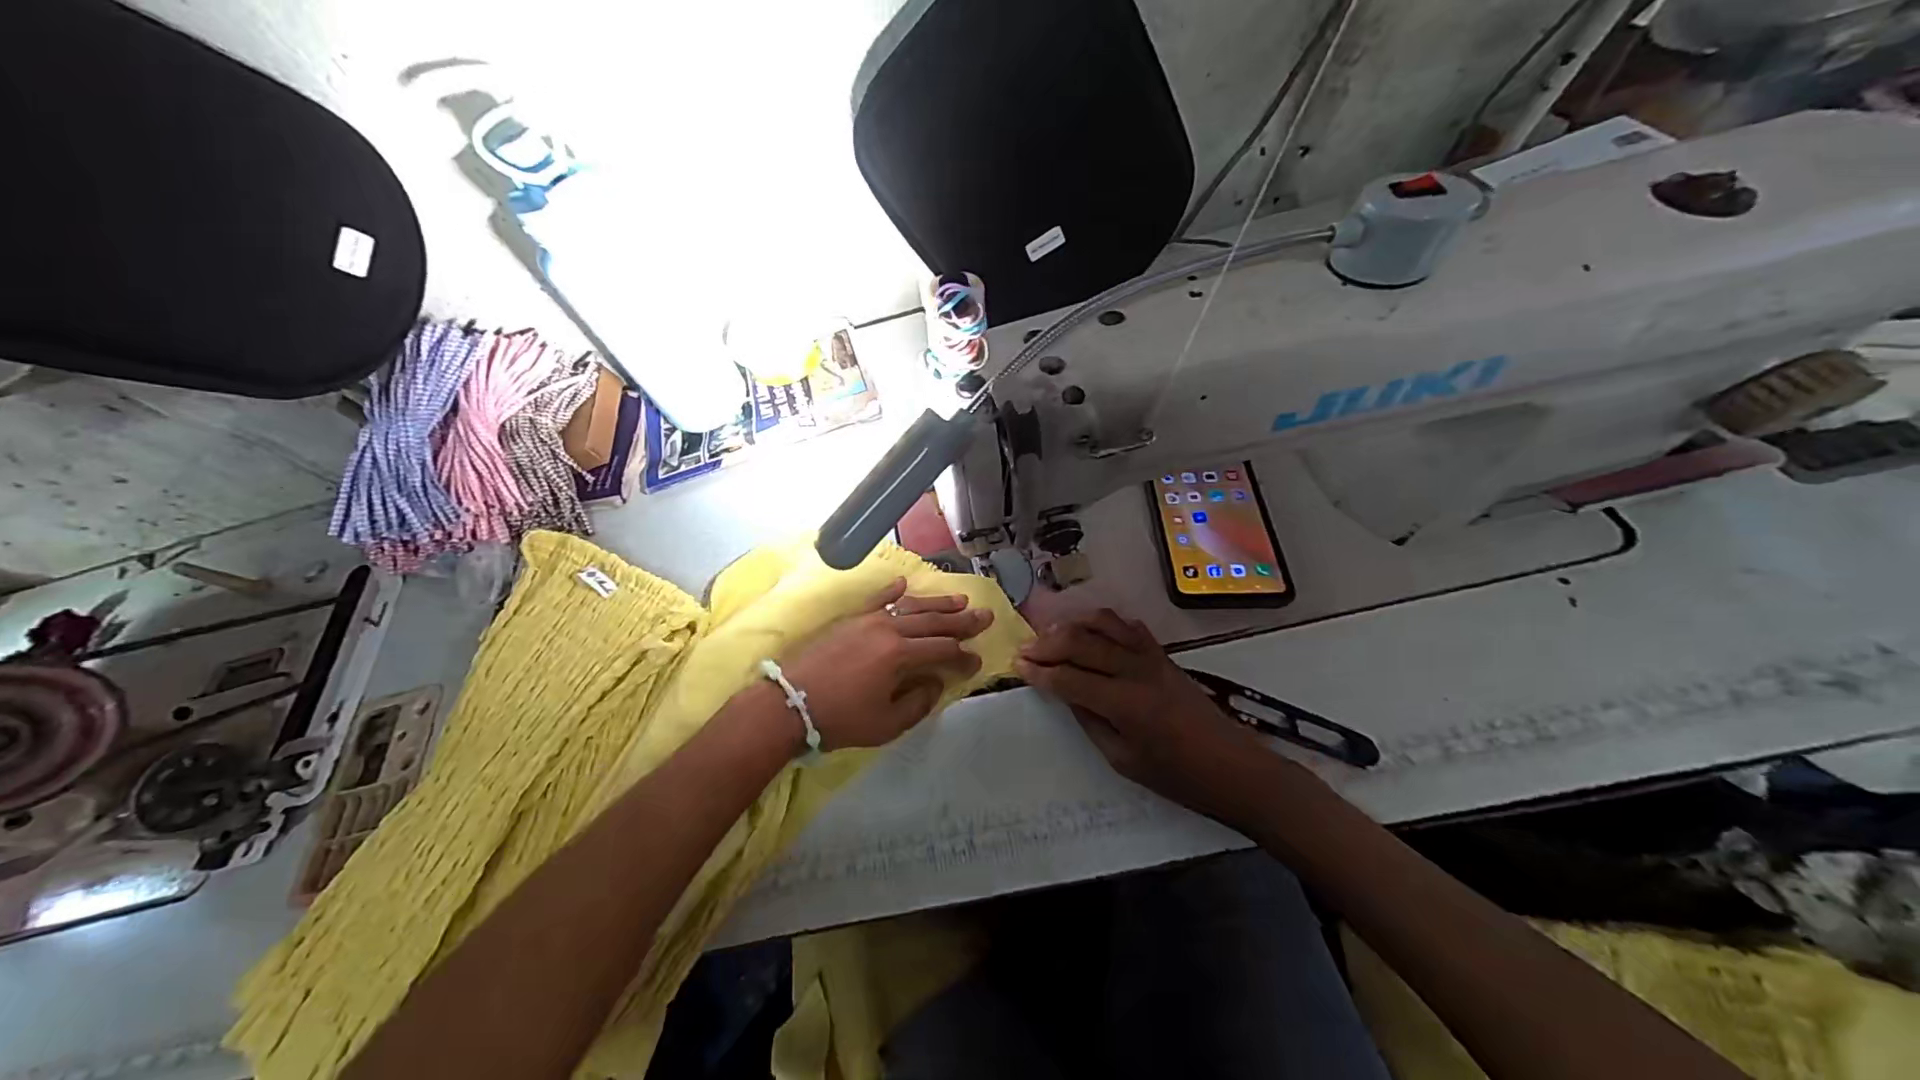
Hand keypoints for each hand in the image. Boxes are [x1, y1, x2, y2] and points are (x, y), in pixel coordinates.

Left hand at [778, 578, 992, 749]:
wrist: (788, 703)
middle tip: (985, 616)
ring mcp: (867, 620)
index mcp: (900, 655)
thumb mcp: (886, 724)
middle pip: (933, 622)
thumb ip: (918, 703)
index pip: (942, 650)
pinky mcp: (849, 620)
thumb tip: (935, 683)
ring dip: (937, 604)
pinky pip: (877, 599)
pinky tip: (905, 584)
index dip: (963, 656)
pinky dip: (893, 591)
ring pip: (910, 607)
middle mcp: (888, 630)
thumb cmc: (840, 718)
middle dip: (962, 621)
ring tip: (960, 600)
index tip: (977, 661)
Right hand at [1015, 609, 1270, 822]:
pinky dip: (1105, 622)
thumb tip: (1066, 693)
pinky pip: (1129, 626)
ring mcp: (1152, 657)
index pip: (1069, 678)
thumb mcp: (1123, 759)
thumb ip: (1091, 720)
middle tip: (1025, 650)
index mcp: (1124, 703)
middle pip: (1082, 642)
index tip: (1017, 667)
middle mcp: (1136, 670)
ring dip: (1073, 625)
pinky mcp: (1164, 655)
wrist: (1233, 767)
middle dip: (1048, 644)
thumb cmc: (1178, 776)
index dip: (1040, 672)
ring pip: (1104, 624)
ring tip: (1051, 635)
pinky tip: (1091, 631)